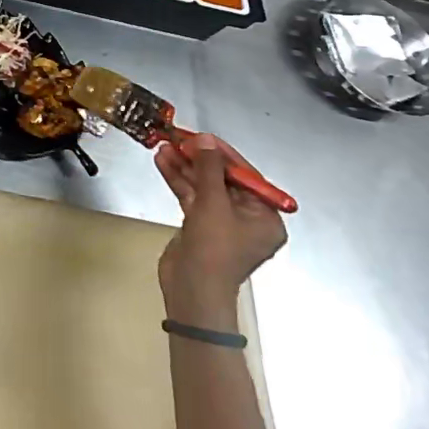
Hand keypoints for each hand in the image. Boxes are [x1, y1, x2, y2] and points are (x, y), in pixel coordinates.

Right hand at [154, 134, 287, 330]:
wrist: (192, 292)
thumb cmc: (214, 250)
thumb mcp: (214, 203)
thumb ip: (209, 168)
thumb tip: (206, 140)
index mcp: (265, 217)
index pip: (245, 175)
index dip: (222, 154)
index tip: (202, 137)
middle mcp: (247, 218)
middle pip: (222, 178)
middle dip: (199, 159)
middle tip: (179, 139)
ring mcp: (223, 223)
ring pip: (204, 186)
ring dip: (184, 167)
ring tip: (164, 146)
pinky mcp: (201, 226)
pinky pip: (193, 197)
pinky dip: (179, 181)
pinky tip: (163, 162)